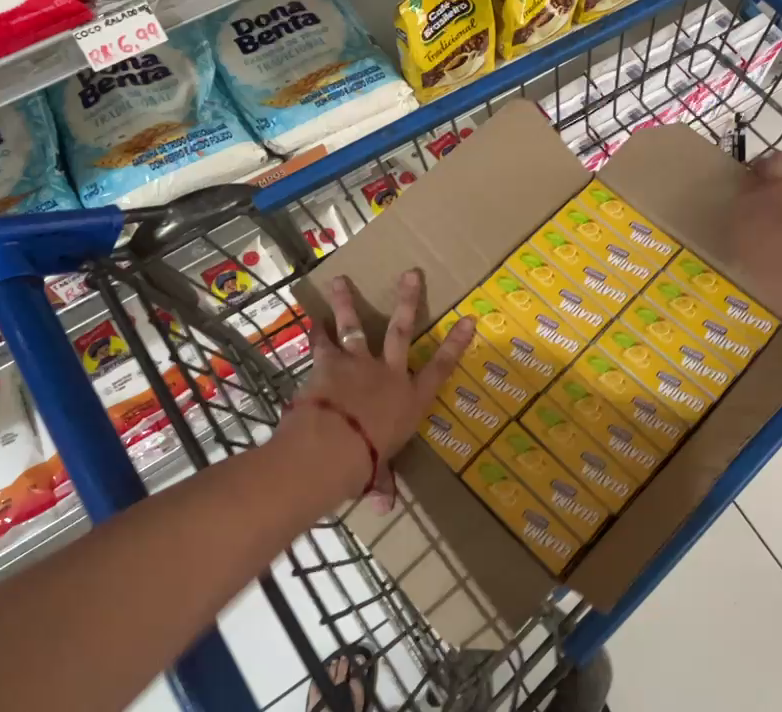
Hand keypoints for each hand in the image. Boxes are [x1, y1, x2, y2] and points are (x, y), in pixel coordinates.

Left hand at [285, 269, 472, 499]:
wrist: (332, 447)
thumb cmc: (364, 464)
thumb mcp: (377, 474)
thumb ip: (380, 482)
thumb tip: (383, 507)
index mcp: (410, 401)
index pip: (440, 369)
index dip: (456, 344)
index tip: (469, 319)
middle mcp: (390, 375)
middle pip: (402, 330)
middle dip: (409, 301)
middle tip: (411, 273)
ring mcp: (359, 364)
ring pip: (357, 326)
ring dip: (348, 302)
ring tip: (341, 279)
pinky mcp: (330, 363)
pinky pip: (322, 343)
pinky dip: (317, 331)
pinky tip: (312, 318)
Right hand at [725, 151, 781, 310]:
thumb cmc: (764, 266)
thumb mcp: (741, 248)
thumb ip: (745, 231)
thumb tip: (748, 227)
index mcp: (749, 199)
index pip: (747, 176)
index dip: (752, 175)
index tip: (753, 181)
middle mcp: (777, 188)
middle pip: (776, 161)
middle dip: (777, 163)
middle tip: (778, 172)